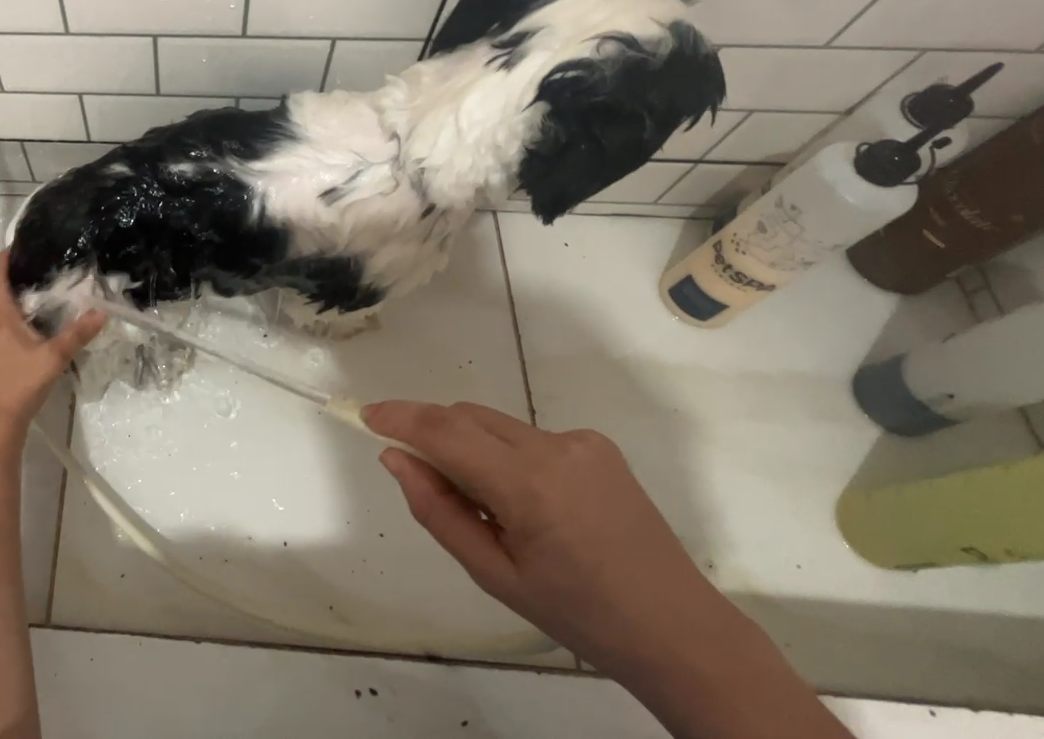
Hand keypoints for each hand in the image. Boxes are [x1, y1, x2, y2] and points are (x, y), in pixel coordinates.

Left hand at [0, 251, 103, 435]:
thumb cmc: (19, 383)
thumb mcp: (54, 357)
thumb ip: (78, 333)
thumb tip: (102, 311)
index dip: (3, 259)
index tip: (16, 245)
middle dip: (1, 274)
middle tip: (24, 265)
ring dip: (0, 294)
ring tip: (26, 288)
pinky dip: (3, 313)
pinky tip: (23, 322)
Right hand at [362, 401, 750, 681]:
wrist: (677, 628)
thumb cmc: (577, 614)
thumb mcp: (493, 573)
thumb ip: (437, 509)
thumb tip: (397, 458)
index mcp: (527, 485)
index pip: (444, 430)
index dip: (399, 417)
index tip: (366, 415)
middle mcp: (554, 448)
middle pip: (467, 417)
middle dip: (433, 434)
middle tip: (423, 479)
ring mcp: (581, 442)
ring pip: (496, 425)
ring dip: (471, 447)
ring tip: (490, 508)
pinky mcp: (598, 445)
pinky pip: (528, 437)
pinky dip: (507, 455)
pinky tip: (531, 505)